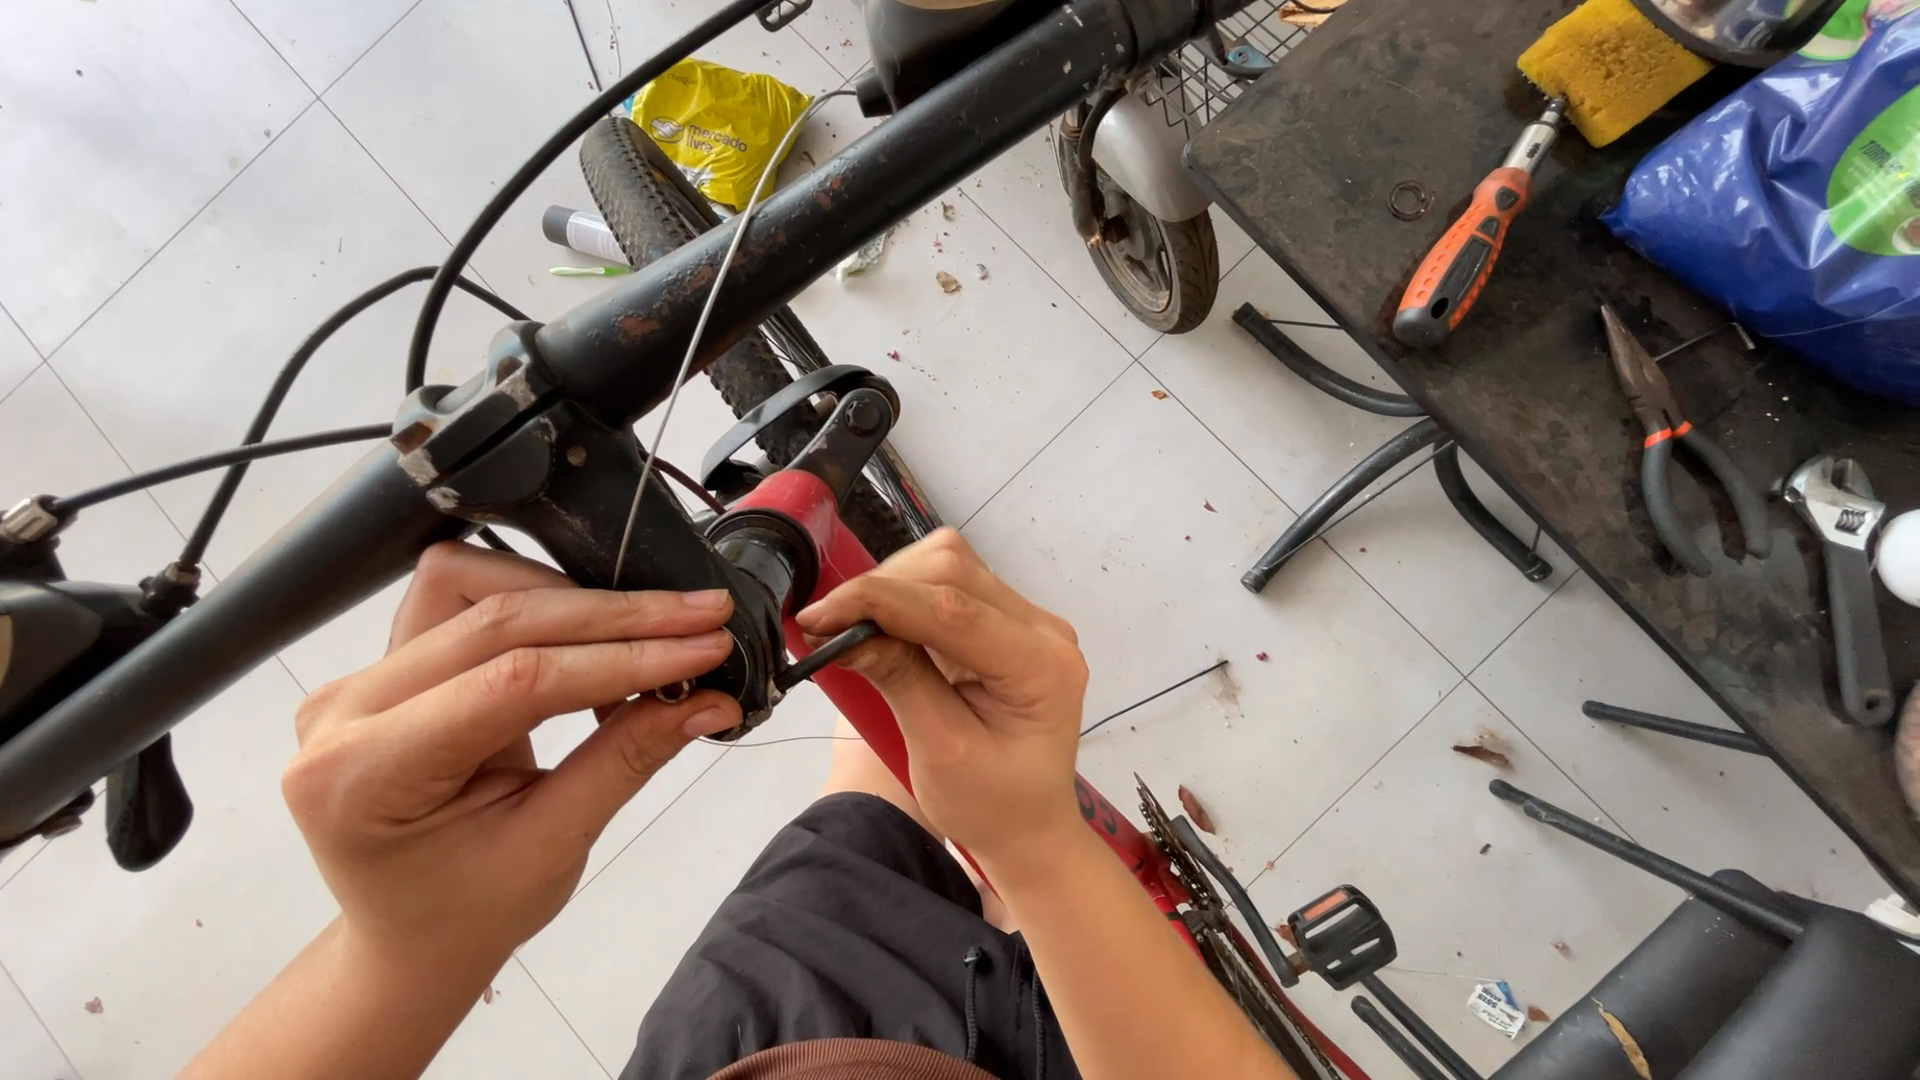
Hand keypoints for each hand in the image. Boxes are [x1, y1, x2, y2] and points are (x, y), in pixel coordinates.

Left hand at [281, 541, 742, 977]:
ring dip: (578, 597)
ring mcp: (365, 676)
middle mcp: (348, 708)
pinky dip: (544, 598)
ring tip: (653, 630)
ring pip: (480, 585)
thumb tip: (713, 699)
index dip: (623, 657)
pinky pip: (468, 592)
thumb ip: (629, 757)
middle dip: (618, 616)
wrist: (412, 930)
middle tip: (706, 619)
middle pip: (502, 619)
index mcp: (365, 773)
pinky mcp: (394, 659)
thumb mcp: (556, 845)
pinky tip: (594, 632)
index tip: (708, 646)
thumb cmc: (473, 909)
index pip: (516, 679)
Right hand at [794, 529, 1087, 865]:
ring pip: (950, 565)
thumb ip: (900, 680)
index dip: (877, 601)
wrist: (1029, 825)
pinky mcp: (1007, 620)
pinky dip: (906, 594)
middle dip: (882, 588)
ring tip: (849, 625)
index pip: (952, 609)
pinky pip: (952, 583)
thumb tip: (843, 631)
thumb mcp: (940, 752)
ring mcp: (1028, 620)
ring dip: (892, 585)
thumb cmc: (991, 806)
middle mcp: (1043, 629)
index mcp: (1041, 665)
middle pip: (953, 570)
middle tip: (826, 626)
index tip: (816, 618)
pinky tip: (879, 622)